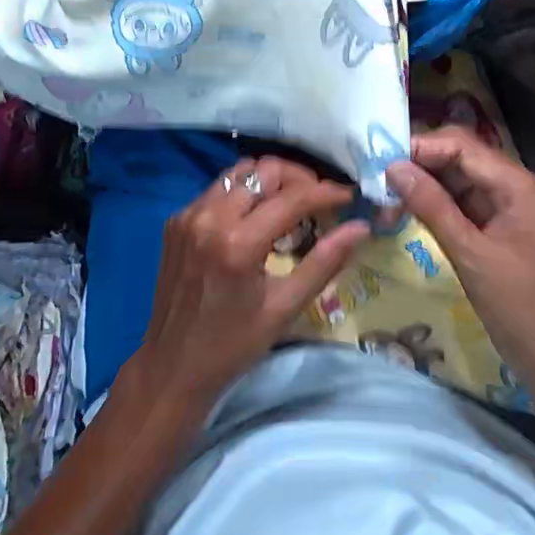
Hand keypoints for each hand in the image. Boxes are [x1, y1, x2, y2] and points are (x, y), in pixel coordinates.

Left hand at [127, 157, 370, 408]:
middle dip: (298, 178)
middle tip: (319, 200)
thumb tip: (360, 228)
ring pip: (236, 173)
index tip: (348, 197)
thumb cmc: (233, 344)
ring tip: (290, 205)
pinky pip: (215, 190)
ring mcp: (187, 216)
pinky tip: (255, 219)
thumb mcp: (285, 308)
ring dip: (268, 182)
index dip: (326, 193)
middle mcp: (209, 218)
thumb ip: (324, 262)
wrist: (173, 363)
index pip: (291, 198)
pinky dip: (241, 195)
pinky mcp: (175, 221)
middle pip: (262, 170)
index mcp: (237, 244)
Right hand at [386, 127, 534, 401]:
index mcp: (522, 187)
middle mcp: (521, 188)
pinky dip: (439, 203)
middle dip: (420, 163)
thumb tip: (393, 167)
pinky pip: (468, 204)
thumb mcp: (470, 254)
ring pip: (462, 180)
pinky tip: (408, 208)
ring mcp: (514, 209)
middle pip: (463, 158)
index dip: (420, 147)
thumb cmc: (520, 308)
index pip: (463, 147)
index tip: (378, 159)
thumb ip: (431, 206)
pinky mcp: (505, 229)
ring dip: (425, 183)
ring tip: (385, 192)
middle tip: (376, 176)